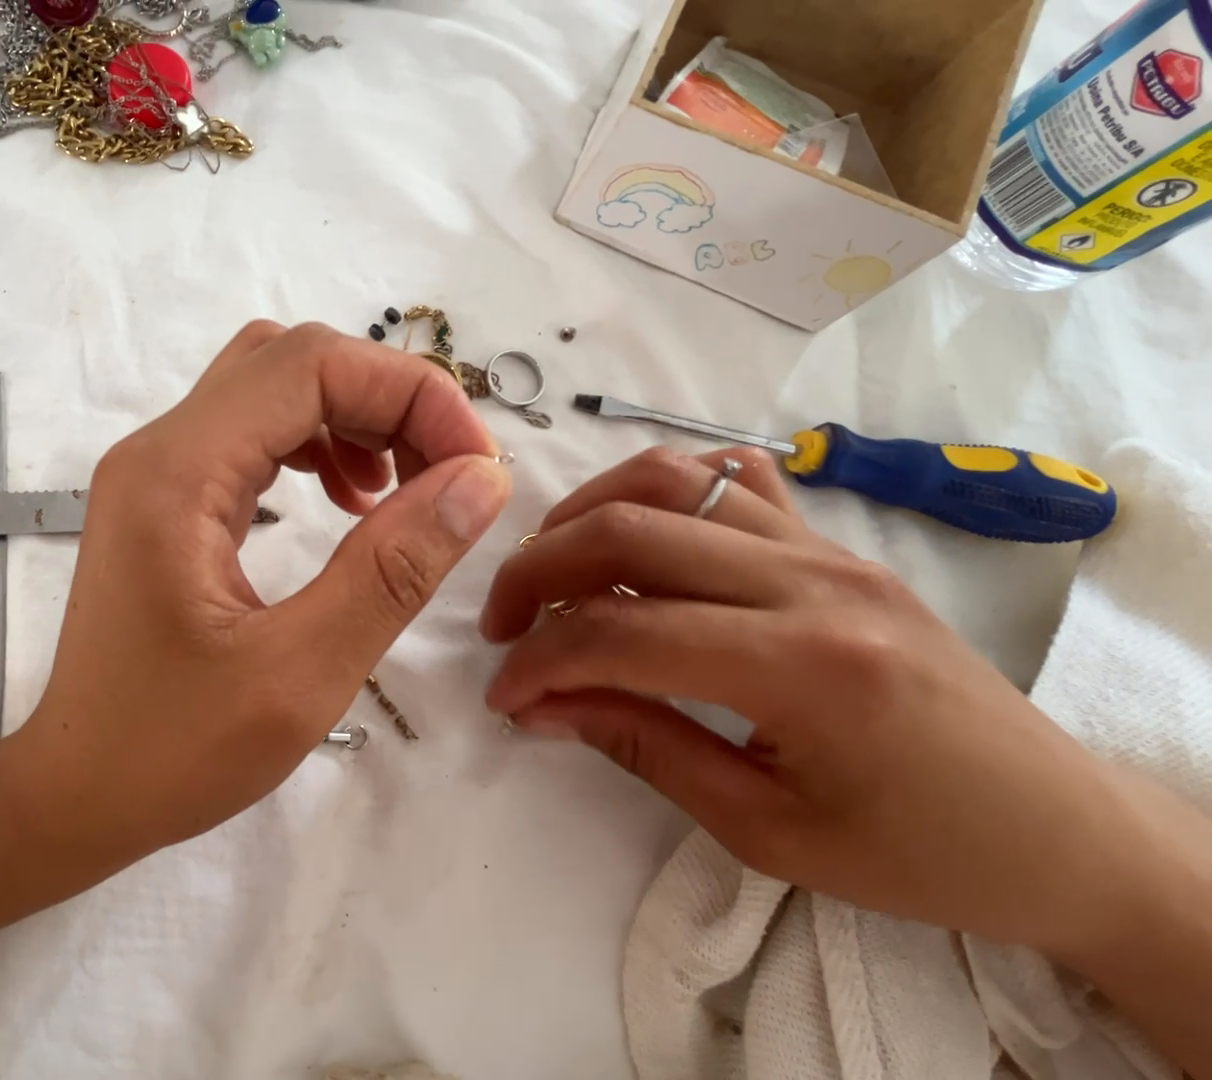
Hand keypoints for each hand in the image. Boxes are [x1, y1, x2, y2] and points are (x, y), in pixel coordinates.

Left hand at [0, 321, 509, 867]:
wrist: (74, 792)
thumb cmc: (172, 752)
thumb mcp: (301, 672)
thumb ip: (395, 569)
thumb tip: (480, 478)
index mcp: (177, 474)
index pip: (310, 364)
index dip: (410, 394)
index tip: (475, 468)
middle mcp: (157, 450)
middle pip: (290, 362)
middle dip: (386, 400)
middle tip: (448, 476)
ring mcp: (154, 473)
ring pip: (269, 389)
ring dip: (350, 420)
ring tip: (397, 494)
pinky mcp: (163, 502)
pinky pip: (248, 437)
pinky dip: (312, 448)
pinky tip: (348, 507)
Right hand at [478, 446, 1167, 957]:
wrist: (1064, 831)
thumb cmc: (916, 853)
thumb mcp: (762, 828)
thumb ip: (639, 745)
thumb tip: (539, 704)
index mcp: (802, 668)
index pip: (619, 632)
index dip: (537, 661)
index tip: (503, 697)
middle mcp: (812, 582)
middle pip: (627, 531)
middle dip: (535, 573)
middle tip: (502, 627)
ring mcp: (829, 549)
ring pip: (672, 479)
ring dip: (585, 515)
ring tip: (552, 570)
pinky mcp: (835, 544)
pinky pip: (734, 479)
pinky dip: (664, 489)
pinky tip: (638, 534)